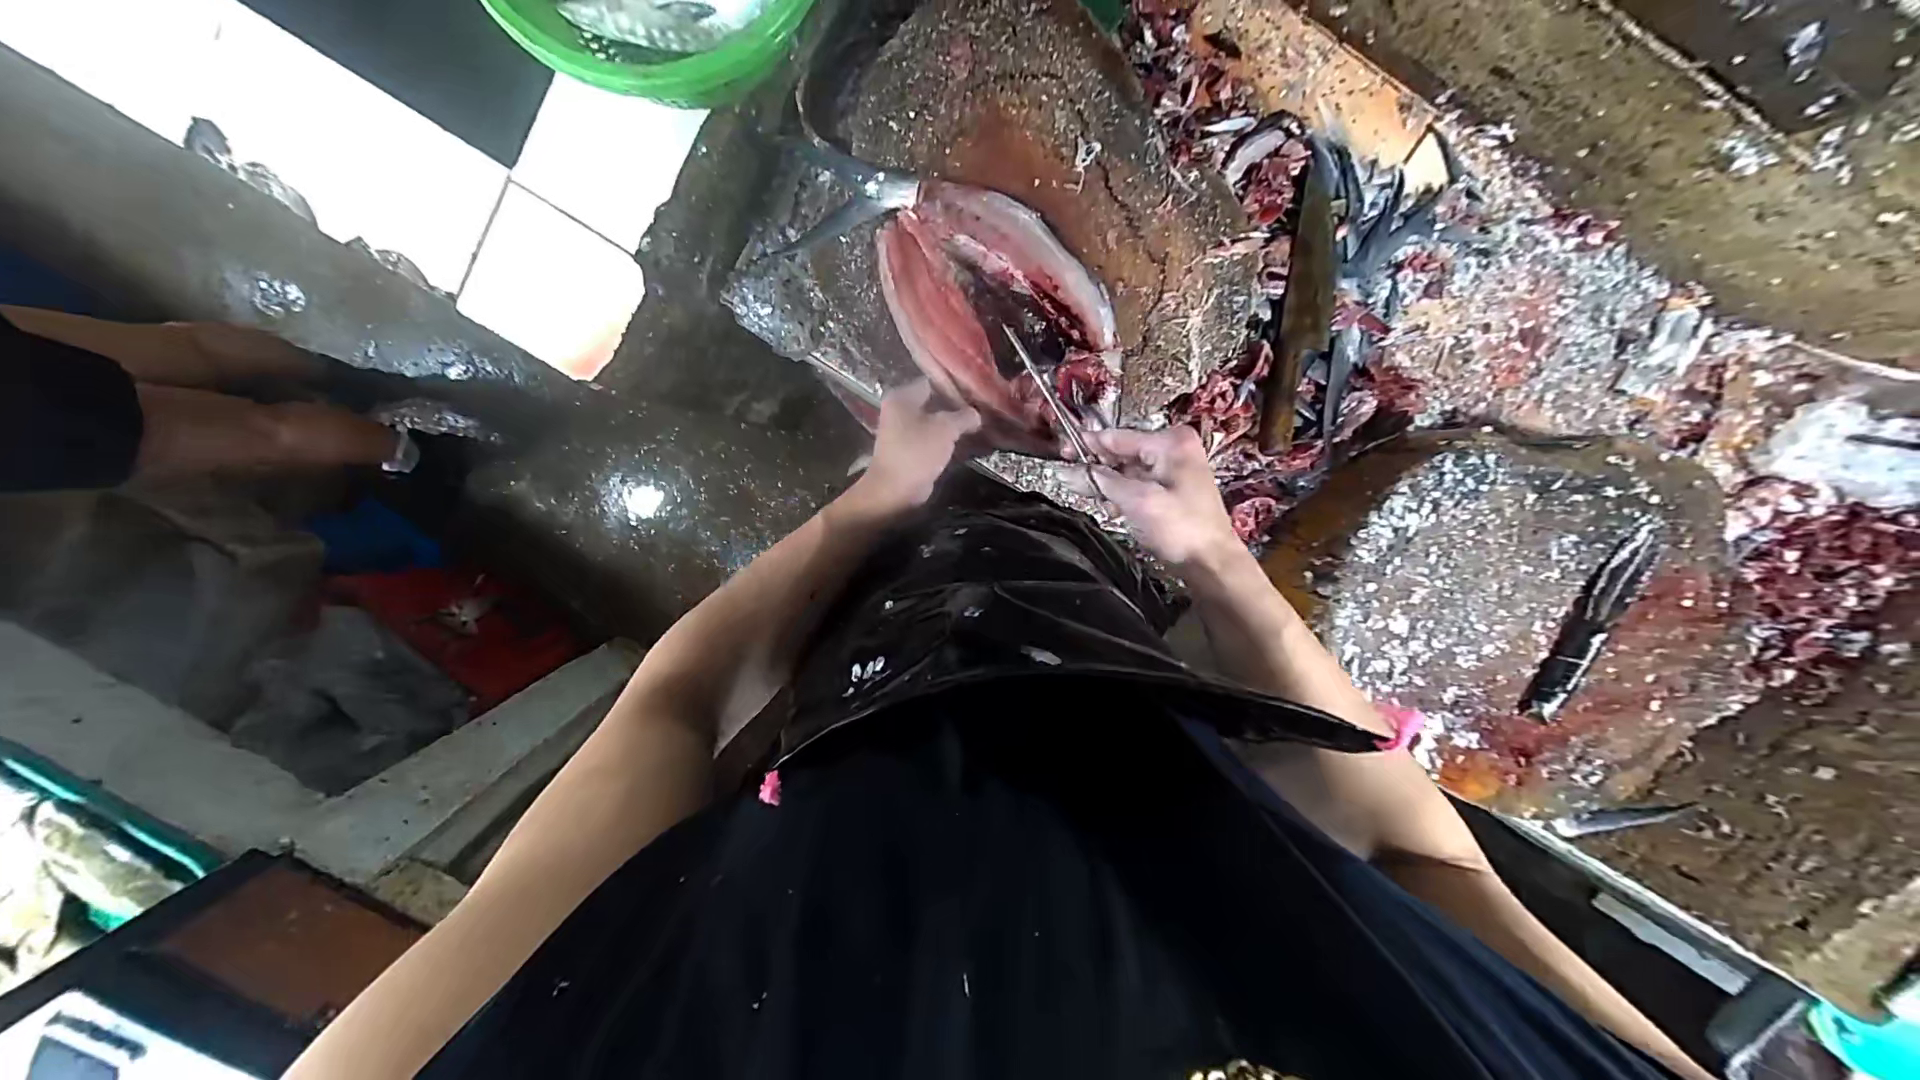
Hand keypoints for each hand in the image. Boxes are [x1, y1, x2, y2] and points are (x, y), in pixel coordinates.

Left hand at [849, 379, 980, 512]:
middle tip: (983, 408)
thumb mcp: (945, 428)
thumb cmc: (917, 452)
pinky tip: (969, 441)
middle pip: (935, 401)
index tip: (978, 391)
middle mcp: (900, 410)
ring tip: (981, 424)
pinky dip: (949, 441)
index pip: (933, 381)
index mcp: (902, 396)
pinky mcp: (911, 450)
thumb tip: (976, 413)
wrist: (896, 490)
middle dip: (958, 406)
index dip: (956, 385)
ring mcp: (904, 431)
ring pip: (936, 422)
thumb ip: (963, 416)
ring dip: (955, 425)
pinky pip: (934, 439)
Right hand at [1071, 425, 1243, 569]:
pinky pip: (1137, 482)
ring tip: (1093, 498)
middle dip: (1097, 467)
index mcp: (1170, 442)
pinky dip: (1122, 493)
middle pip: (1121, 451)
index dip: (1087, 445)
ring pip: (1127, 468)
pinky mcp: (1171, 487)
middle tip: (1071, 480)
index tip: (1061, 453)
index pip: (1117, 437)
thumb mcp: (1137, 501)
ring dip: (1108, 483)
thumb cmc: (1181, 529)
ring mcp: (1174, 468)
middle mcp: (1174, 448)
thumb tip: (1068, 472)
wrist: (1211, 562)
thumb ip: (1101, 482)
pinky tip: (1112, 507)